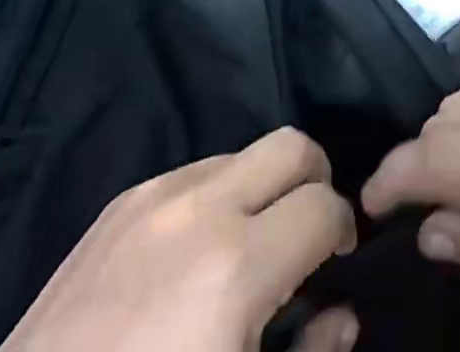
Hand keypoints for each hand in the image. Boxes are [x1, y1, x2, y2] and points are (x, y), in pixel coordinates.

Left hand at [1, 127, 360, 351]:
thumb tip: (341, 312)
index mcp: (235, 266)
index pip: (323, 206)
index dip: (343, 232)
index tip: (335, 264)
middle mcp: (198, 208)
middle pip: (291, 146)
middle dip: (316, 181)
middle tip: (308, 236)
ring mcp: (151, 198)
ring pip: (242, 154)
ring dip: (263, 189)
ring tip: (247, 250)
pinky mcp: (116, 205)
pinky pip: (193, 173)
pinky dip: (217, 197)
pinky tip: (195, 256)